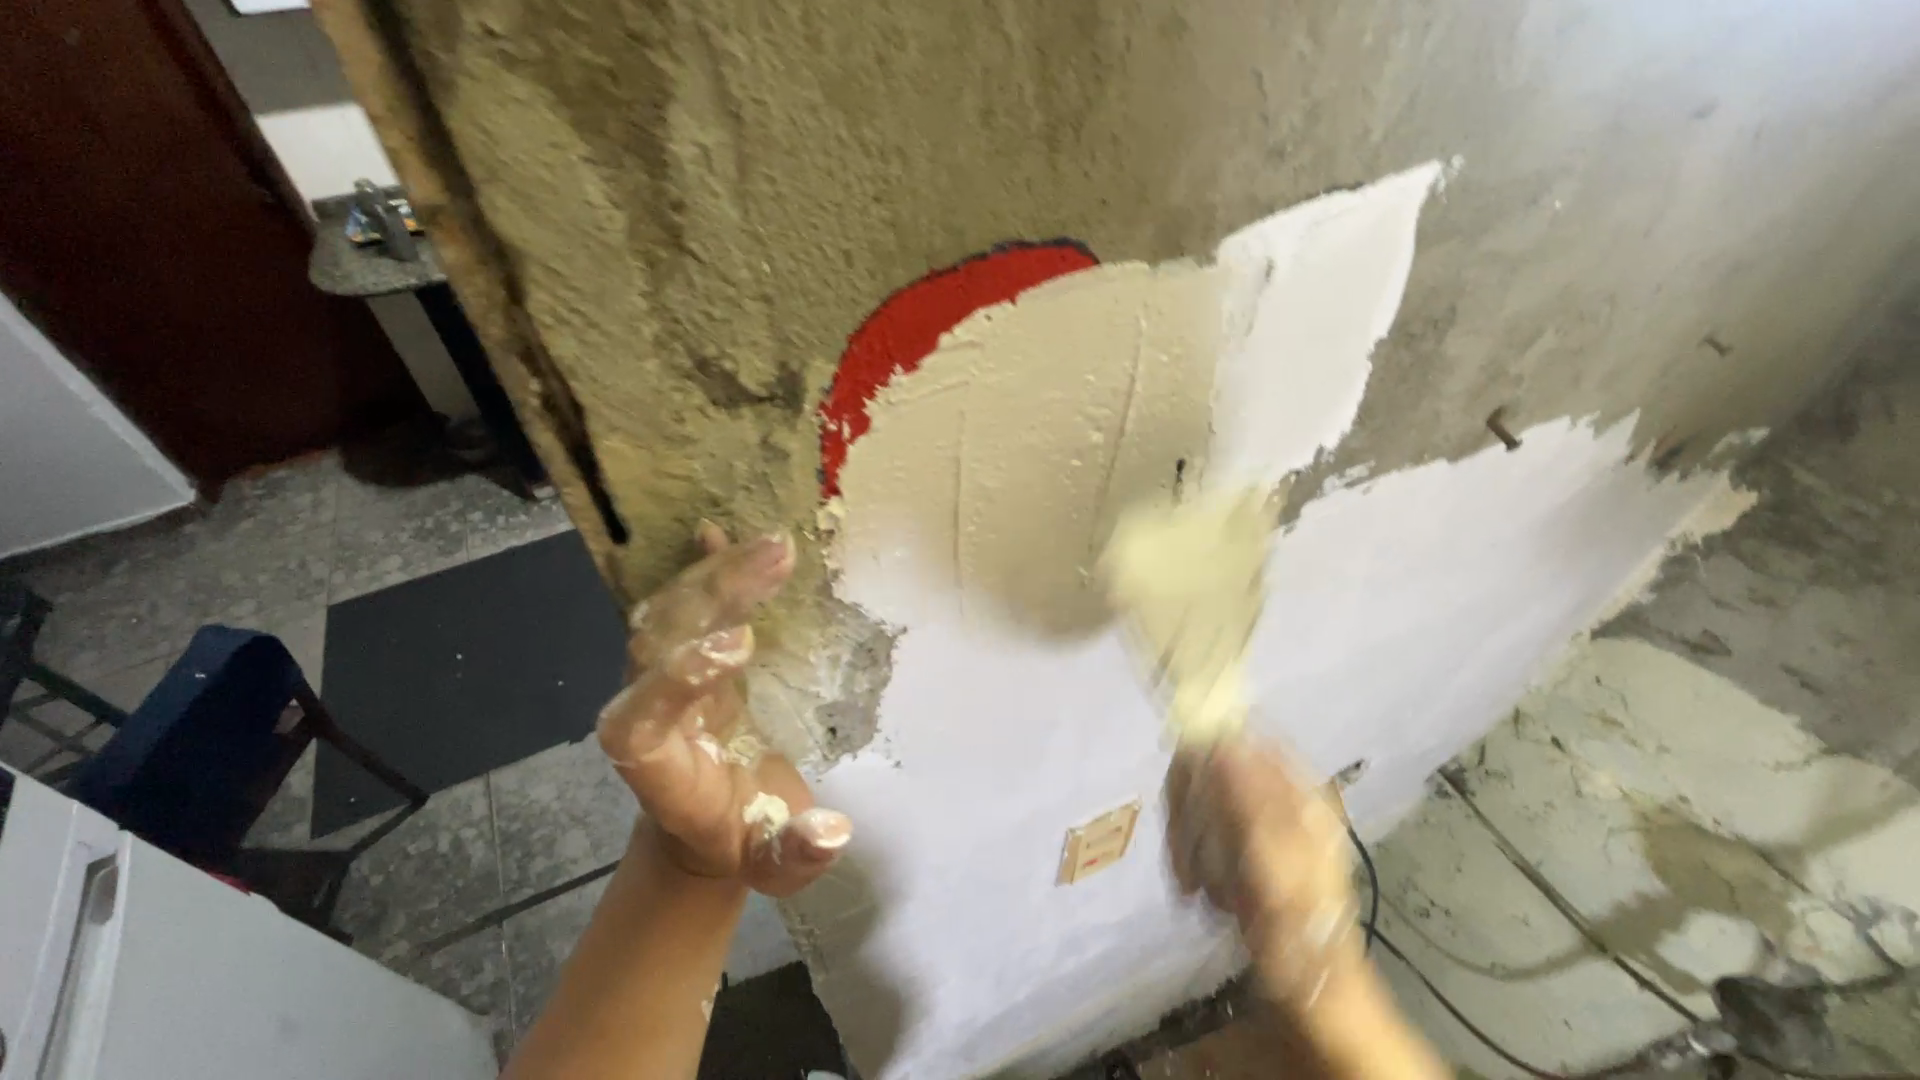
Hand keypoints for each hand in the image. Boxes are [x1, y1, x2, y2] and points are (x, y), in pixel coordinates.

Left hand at [596, 521, 850, 896]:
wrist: (705, 819)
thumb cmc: (740, 842)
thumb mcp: (775, 865)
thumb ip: (797, 853)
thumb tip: (832, 828)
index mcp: (658, 769)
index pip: (639, 720)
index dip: (676, 679)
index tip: (741, 646)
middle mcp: (646, 712)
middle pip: (657, 644)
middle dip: (713, 596)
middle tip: (776, 558)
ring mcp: (658, 677)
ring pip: (671, 612)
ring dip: (718, 573)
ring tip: (775, 546)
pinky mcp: (680, 655)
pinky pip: (680, 604)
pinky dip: (697, 568)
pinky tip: (716, 531)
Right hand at [1166, 738, 1359, 1008]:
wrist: (1308, 985)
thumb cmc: (1299, 926)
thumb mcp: (1277, 862)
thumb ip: (1248, 799)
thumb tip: (1220, 741)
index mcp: (1299, 792)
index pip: (1245, 738)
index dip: (1206, 742)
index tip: (1179, 769)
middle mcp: (1277, 798)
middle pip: (1210, 768)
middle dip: (1189, 810)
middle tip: (1182, 851)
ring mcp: (1255, 823)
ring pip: (1197, 802)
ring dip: (1186, 843)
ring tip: (1194, 886)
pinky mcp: (1236, 847)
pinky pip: (1195, 832)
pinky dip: (1188, 860)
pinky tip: (1195, 890)